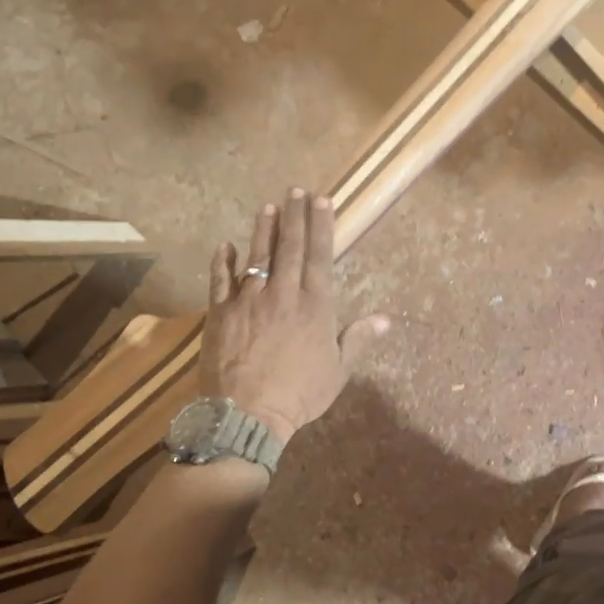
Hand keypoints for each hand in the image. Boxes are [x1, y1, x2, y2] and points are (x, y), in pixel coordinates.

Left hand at [203, 188, 387, 441]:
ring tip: (268, 206)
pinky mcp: (220, 313)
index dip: (321, 226)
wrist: (247, 412)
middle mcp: (283, 294)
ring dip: (263, 230)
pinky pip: (220, 280)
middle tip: (296, 190)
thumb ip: (358, 339)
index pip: (319, 256)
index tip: (322, 200)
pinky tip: (225, 245)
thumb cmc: (300, 393)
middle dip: (294, 216)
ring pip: (257, 256)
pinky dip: (222, 261)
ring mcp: (248, 300)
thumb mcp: (339, 370)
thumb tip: (384, 319)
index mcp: (315, 306)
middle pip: (289, 247)